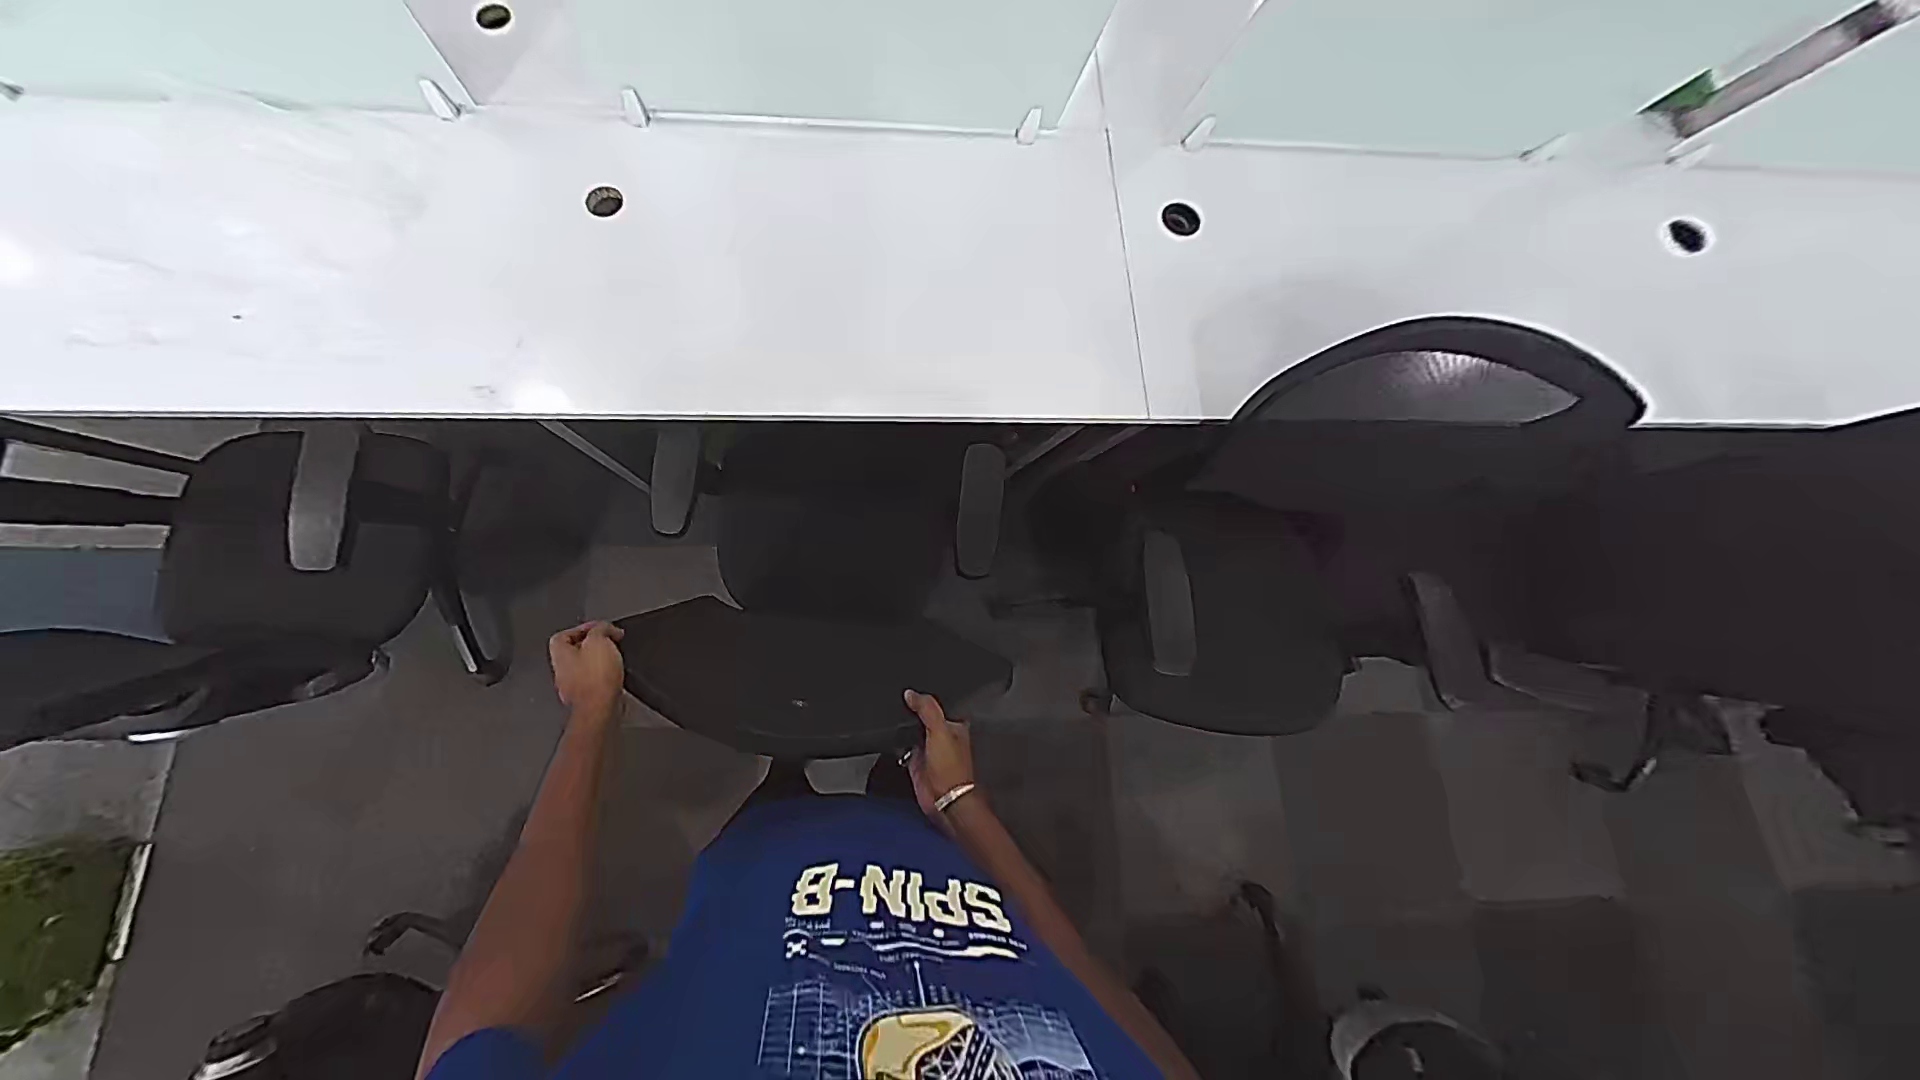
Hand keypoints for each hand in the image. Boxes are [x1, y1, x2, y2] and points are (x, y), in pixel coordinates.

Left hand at [549, 621, 626, 721]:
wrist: (601, 707)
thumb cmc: (596, 678)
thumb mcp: (599, 640)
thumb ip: (600, 629)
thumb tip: (605, 628)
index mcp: (560, 655)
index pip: (563, 635)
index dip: (581, 629)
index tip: (599, 628)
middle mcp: (562, 671)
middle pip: (575, 651)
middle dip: (593, 644)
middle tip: (610, 641)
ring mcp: (573, 686)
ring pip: (585, 666)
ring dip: (600, 660)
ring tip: (615, 657)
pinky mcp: (587, 697)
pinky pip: (595, 680)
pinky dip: (605, 675)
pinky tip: (616, 674)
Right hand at [904, 690, 977, 821]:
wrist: (943, 799)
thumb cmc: (952, 769)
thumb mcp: (940, 730)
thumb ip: (927, 709)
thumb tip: (911, 694)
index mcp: (954, 724)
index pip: (940, 703)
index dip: (929, 696)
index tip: (915, 687)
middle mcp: (942, 735)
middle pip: (925, 715)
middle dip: (914, 710)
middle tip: (901, 700)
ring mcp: (928, 747)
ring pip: (913, 729)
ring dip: (904, 726)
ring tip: (894, 715)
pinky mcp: (916, 760)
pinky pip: (903, 745)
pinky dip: (897, 742)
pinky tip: (891, 736)